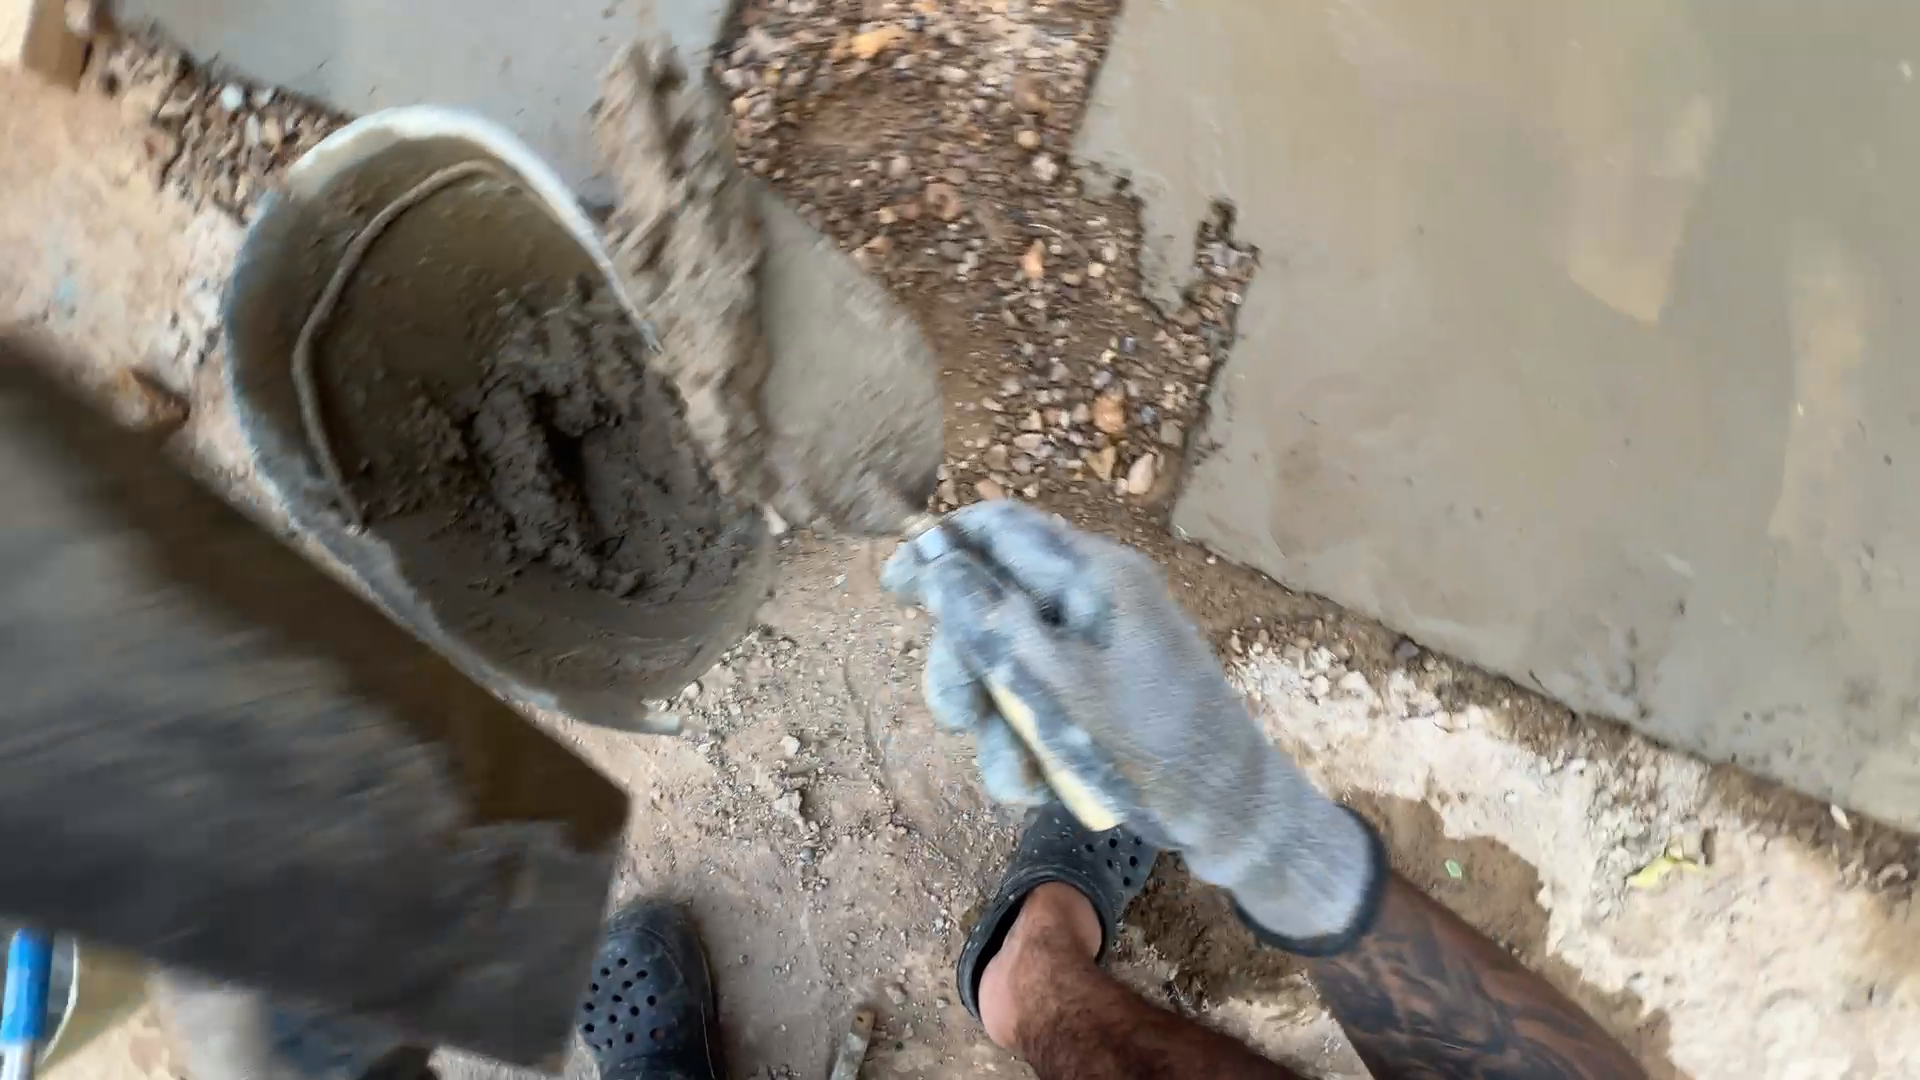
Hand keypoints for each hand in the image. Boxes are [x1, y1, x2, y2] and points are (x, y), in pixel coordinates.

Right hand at [883, 501, 1381, 946]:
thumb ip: (992, 620)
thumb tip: (937, 562)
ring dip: (996, 722)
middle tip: (958, 718)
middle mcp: (1086, 602)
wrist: (1231, 816)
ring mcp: (1090, 648)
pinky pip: (1034, 701)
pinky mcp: (1092, 692)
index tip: (895, 586)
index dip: (941, 548)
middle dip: (965, 666)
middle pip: (993, 606)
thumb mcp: (1059, 682)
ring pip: (1006, 664)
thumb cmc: (1153, 743)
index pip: (1001, 529)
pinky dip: (1026, 742)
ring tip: (1016, 776)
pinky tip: (1040, 783)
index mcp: (1091, 575)